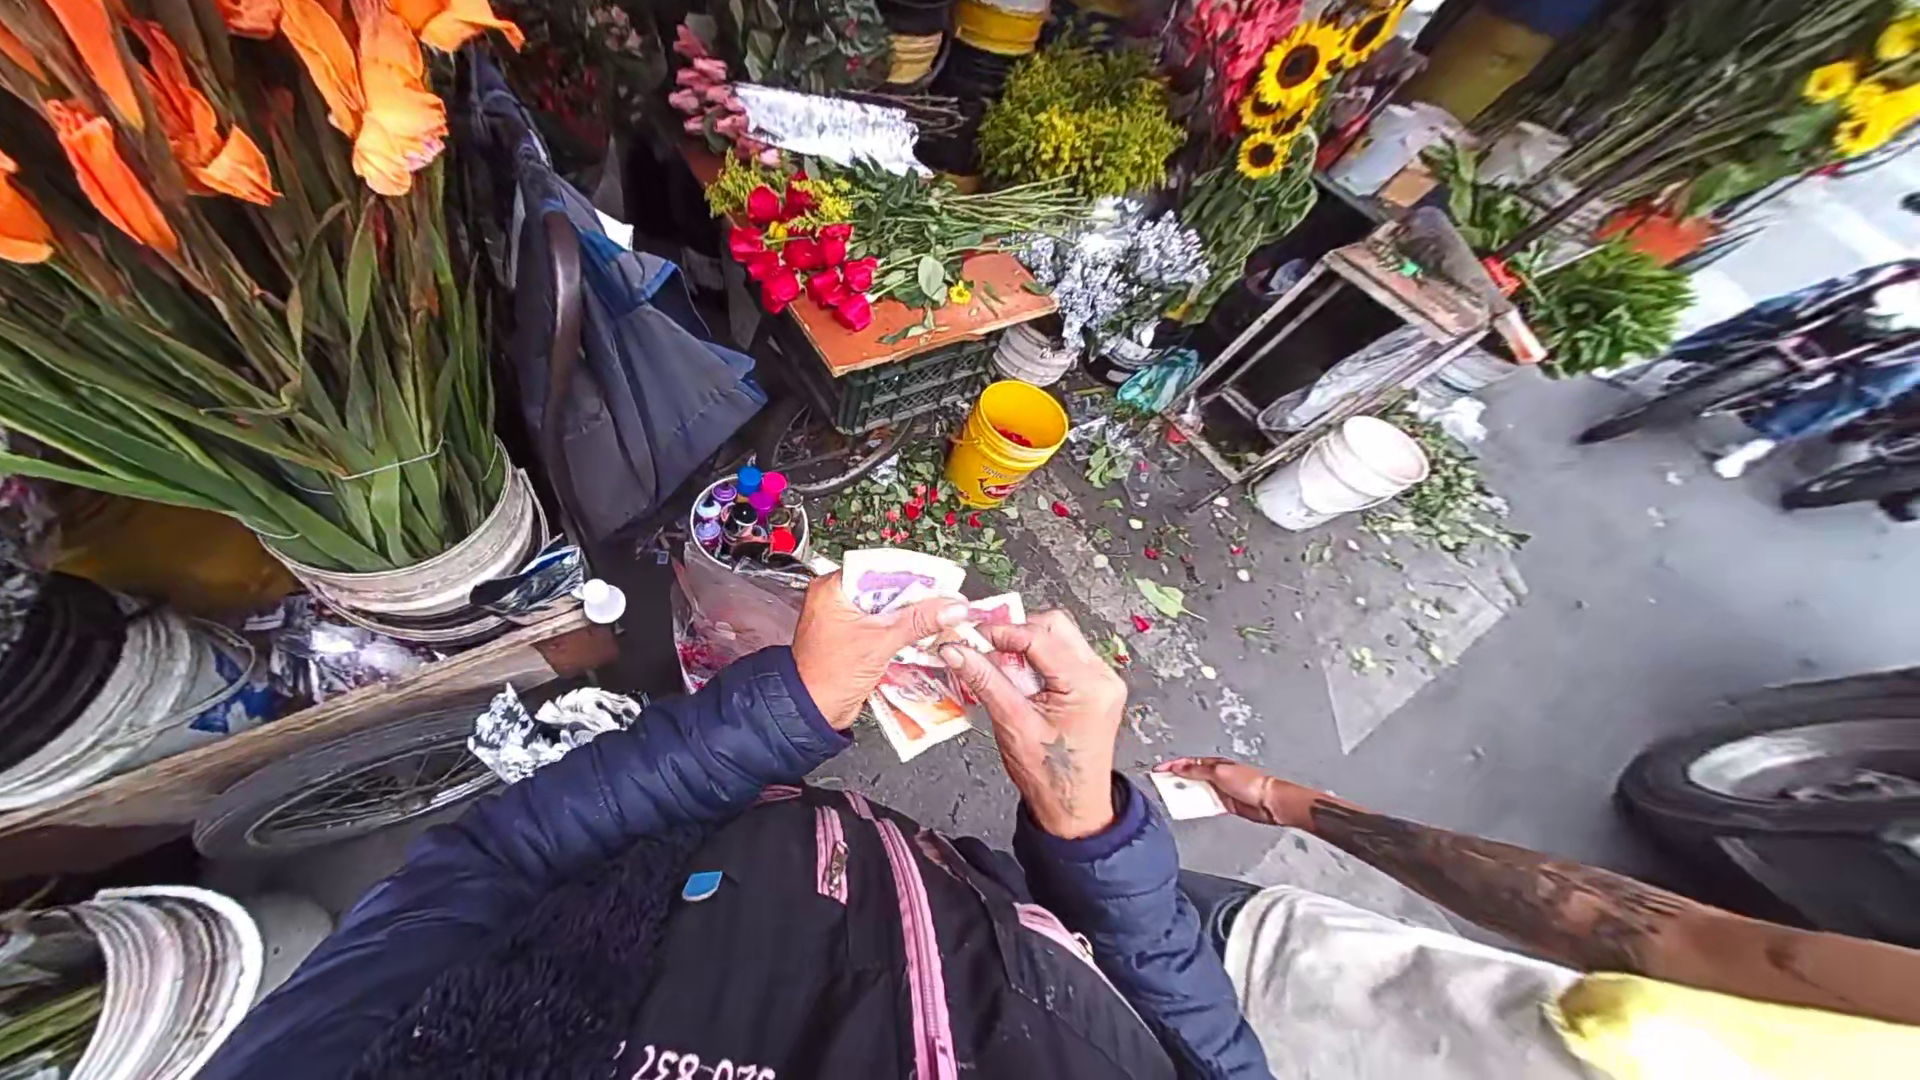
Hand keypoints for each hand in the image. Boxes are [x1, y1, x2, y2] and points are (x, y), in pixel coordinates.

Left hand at [792, 572, 968, 729]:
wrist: (813, 713)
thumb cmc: (827, 676)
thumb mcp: (880, 642)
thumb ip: (919, 621)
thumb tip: (951, 608)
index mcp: (832, 588)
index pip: (879, 566)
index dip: (911, 572)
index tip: (939, 579)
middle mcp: (836, 598)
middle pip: (885, 586)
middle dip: (915, 594)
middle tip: (943, 597)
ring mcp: (844, 618)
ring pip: (886, 606)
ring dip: (910, 612)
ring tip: (938, 614)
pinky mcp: (853, 637)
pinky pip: (882, 624)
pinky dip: (901, 627)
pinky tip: (921, 632)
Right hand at [939, 611, 1125, 839]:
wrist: (1074, 809)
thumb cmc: (1049, 776)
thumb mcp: (1011, 724)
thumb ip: (984, 679)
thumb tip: (956, 649)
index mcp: (1087, 685)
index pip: (1039, 637)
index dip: (1001, 632)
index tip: (971, 636)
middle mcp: (1101, 675)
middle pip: (1054, 626)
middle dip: (1016, 632)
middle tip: (985, 647)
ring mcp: (1101, 678)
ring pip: (1059, 636)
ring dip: (1026, 643)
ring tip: (1000, 664)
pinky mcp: (1094, 684)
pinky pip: (1063, 653)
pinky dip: (1037, 657)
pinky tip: (1019, 675)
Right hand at [1154, 757, 1319, 828]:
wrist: (1268, 802)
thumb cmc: (1248, 783)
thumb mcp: (1219, 772)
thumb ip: (1198, 770)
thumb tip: (1179, 767)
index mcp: (1213, 763)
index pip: (1187, 763)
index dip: (1172, 765)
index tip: (1158, 770)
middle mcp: (1214, 775)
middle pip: (1189, 776)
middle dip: (1175, 779)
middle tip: (1160, 784)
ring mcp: (1218, 790)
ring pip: (1195, 790)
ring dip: (1184, 793)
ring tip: (1170, 797)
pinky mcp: (1223, 804)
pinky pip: (1205, 804)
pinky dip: (1195, 805)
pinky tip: (1188, 808)